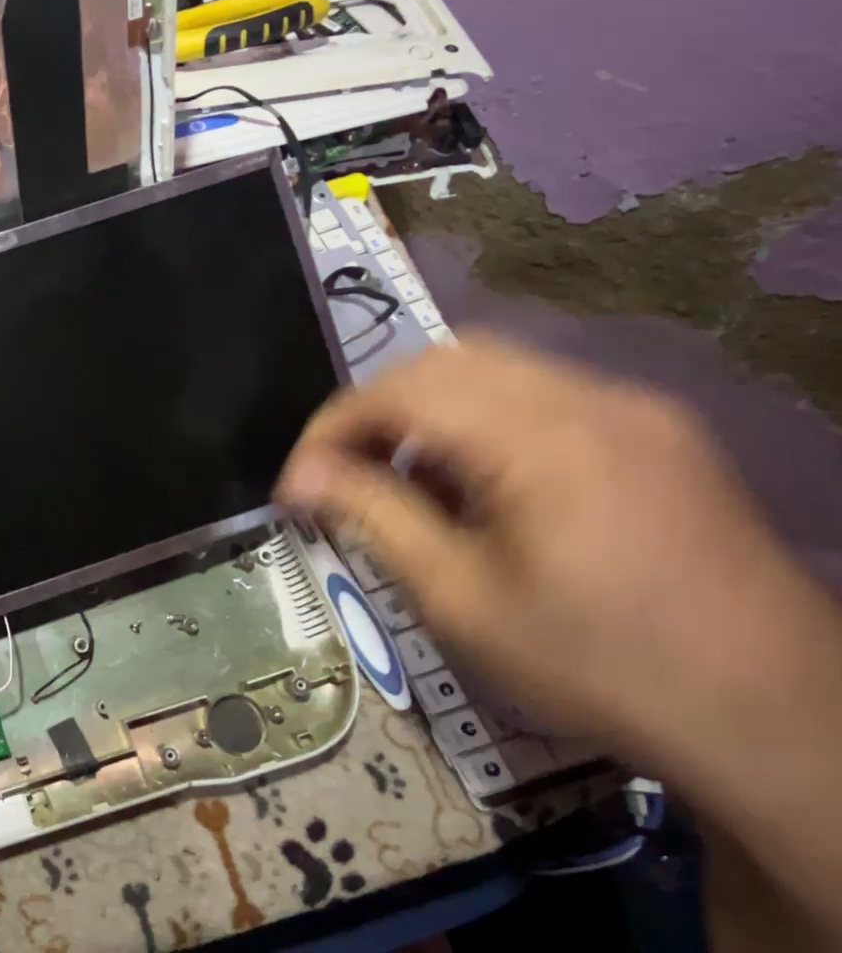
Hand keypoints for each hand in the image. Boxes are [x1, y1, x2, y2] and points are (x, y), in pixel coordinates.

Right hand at [276, 334, 841, 940]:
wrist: (779, 717)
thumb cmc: (599, 665)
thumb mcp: (461, 598)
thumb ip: (375, 516)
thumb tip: (301, 478)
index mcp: (543, 439)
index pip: (401, 389)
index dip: (331, 429)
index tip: (297, 487)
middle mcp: (593, 399)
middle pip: (445, 360)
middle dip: (374, 409)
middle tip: (340, 473)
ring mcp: (635, 410)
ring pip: (493, 368)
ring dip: (425, 411)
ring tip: (402, 481)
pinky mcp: (657, 433)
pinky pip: (542, 394)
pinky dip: (480, 421)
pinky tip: (474, 485)